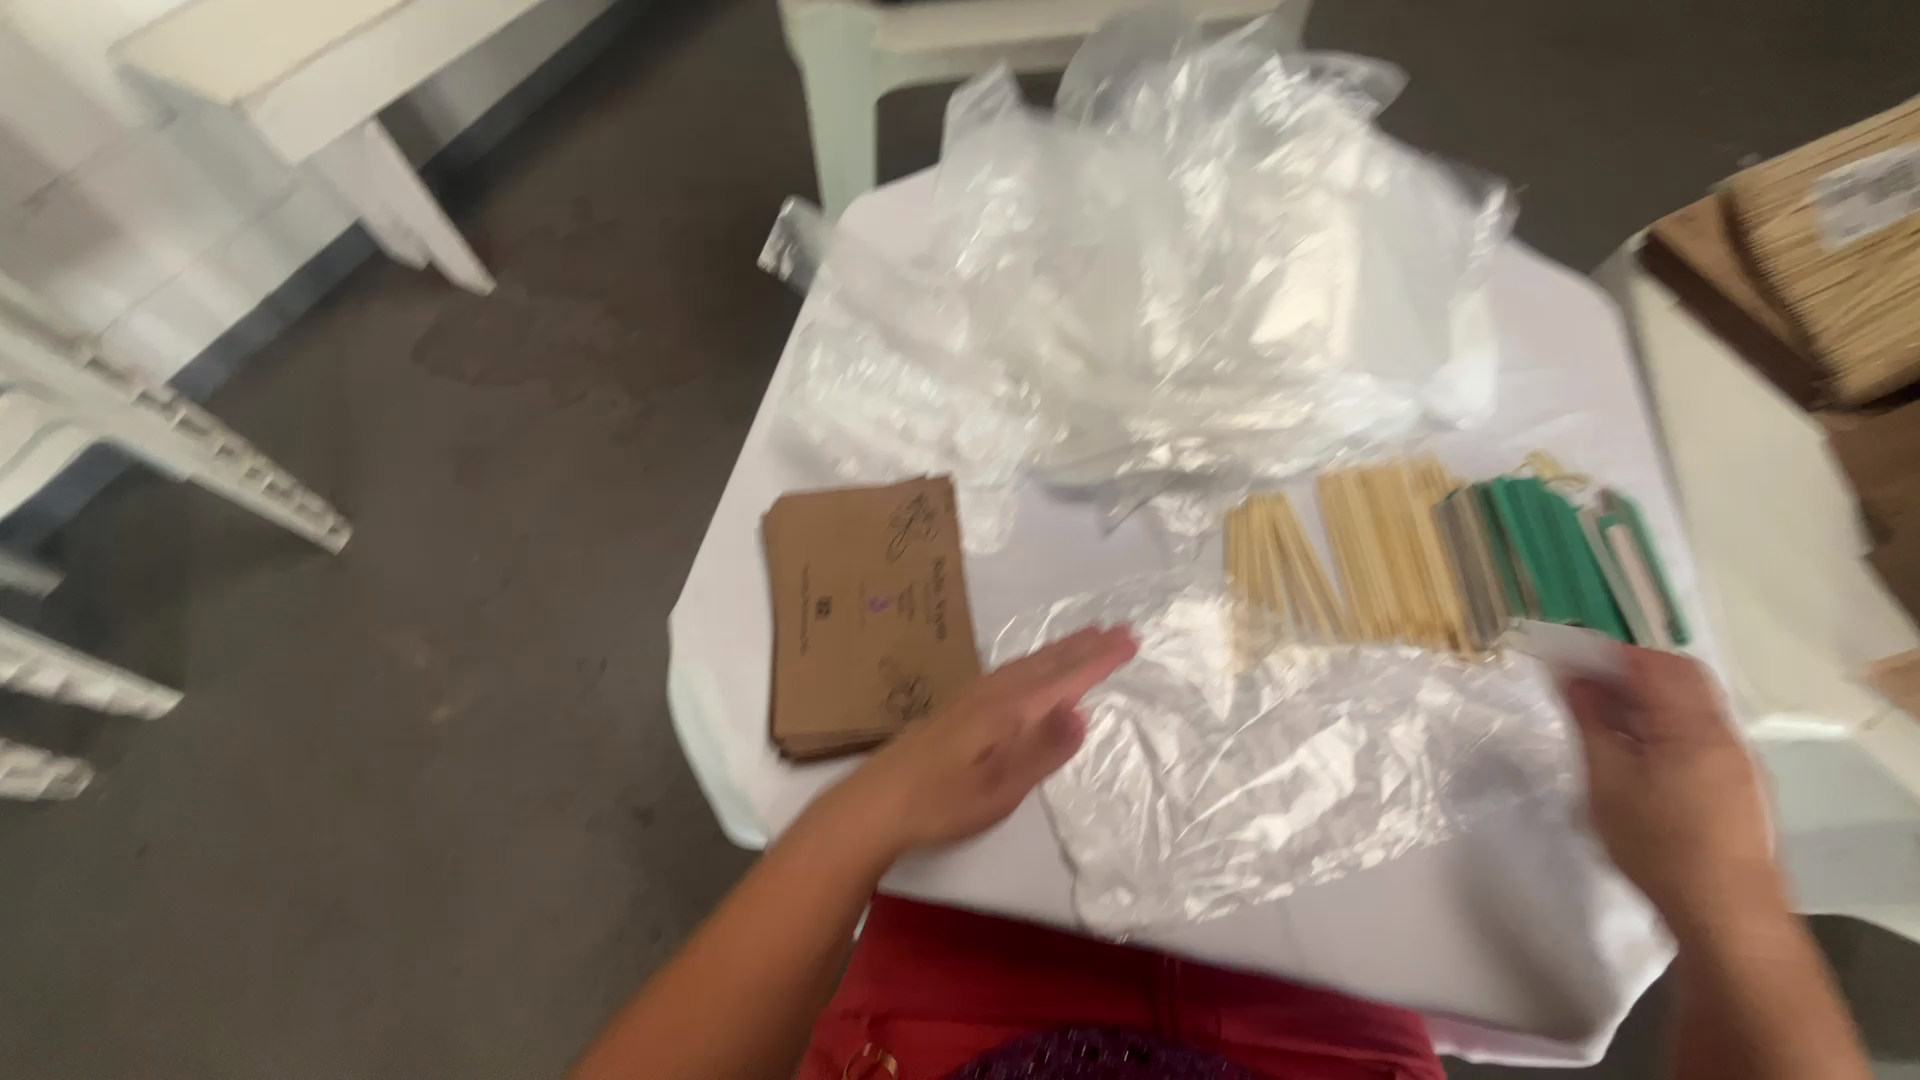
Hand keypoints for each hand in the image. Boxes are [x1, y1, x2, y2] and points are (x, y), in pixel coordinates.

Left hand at [822, 625, 1137, 859]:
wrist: (876, 802)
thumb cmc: (942, 800)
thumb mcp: (1000, 786)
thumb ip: (1042, 749)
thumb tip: (1083, 711)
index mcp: (1010, 709)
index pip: (1065, 678)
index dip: (1100, 660)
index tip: (1131, 639)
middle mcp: (993, 693)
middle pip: (1047, 663)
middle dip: (1086, 646)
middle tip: (1118, 629)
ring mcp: (973, 697)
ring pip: (1028, 664)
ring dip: (1061, 651)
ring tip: (1085, 639)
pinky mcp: (960, 708)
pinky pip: (1012, 672)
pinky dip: (1036, 663)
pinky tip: (1030, 672)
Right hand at [1563, 648, 1786, 940]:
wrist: (1725, 913)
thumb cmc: (1656, 842)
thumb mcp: (1606, 778)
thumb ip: (1591, 721)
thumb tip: (1574, 680)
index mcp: (1694, 728)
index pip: (1655, 664)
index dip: (1608, 653)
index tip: (1563, 656)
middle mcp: (1724, 735)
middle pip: (1680, 678)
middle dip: (1626, 671)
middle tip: (1577, 682)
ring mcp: (1736, 760)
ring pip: (1688, 706)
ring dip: (1641, 698)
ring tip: (1594, 714)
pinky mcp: (1735, 783)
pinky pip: (1695, 732)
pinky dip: (1658, 723)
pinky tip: (1629, 747)